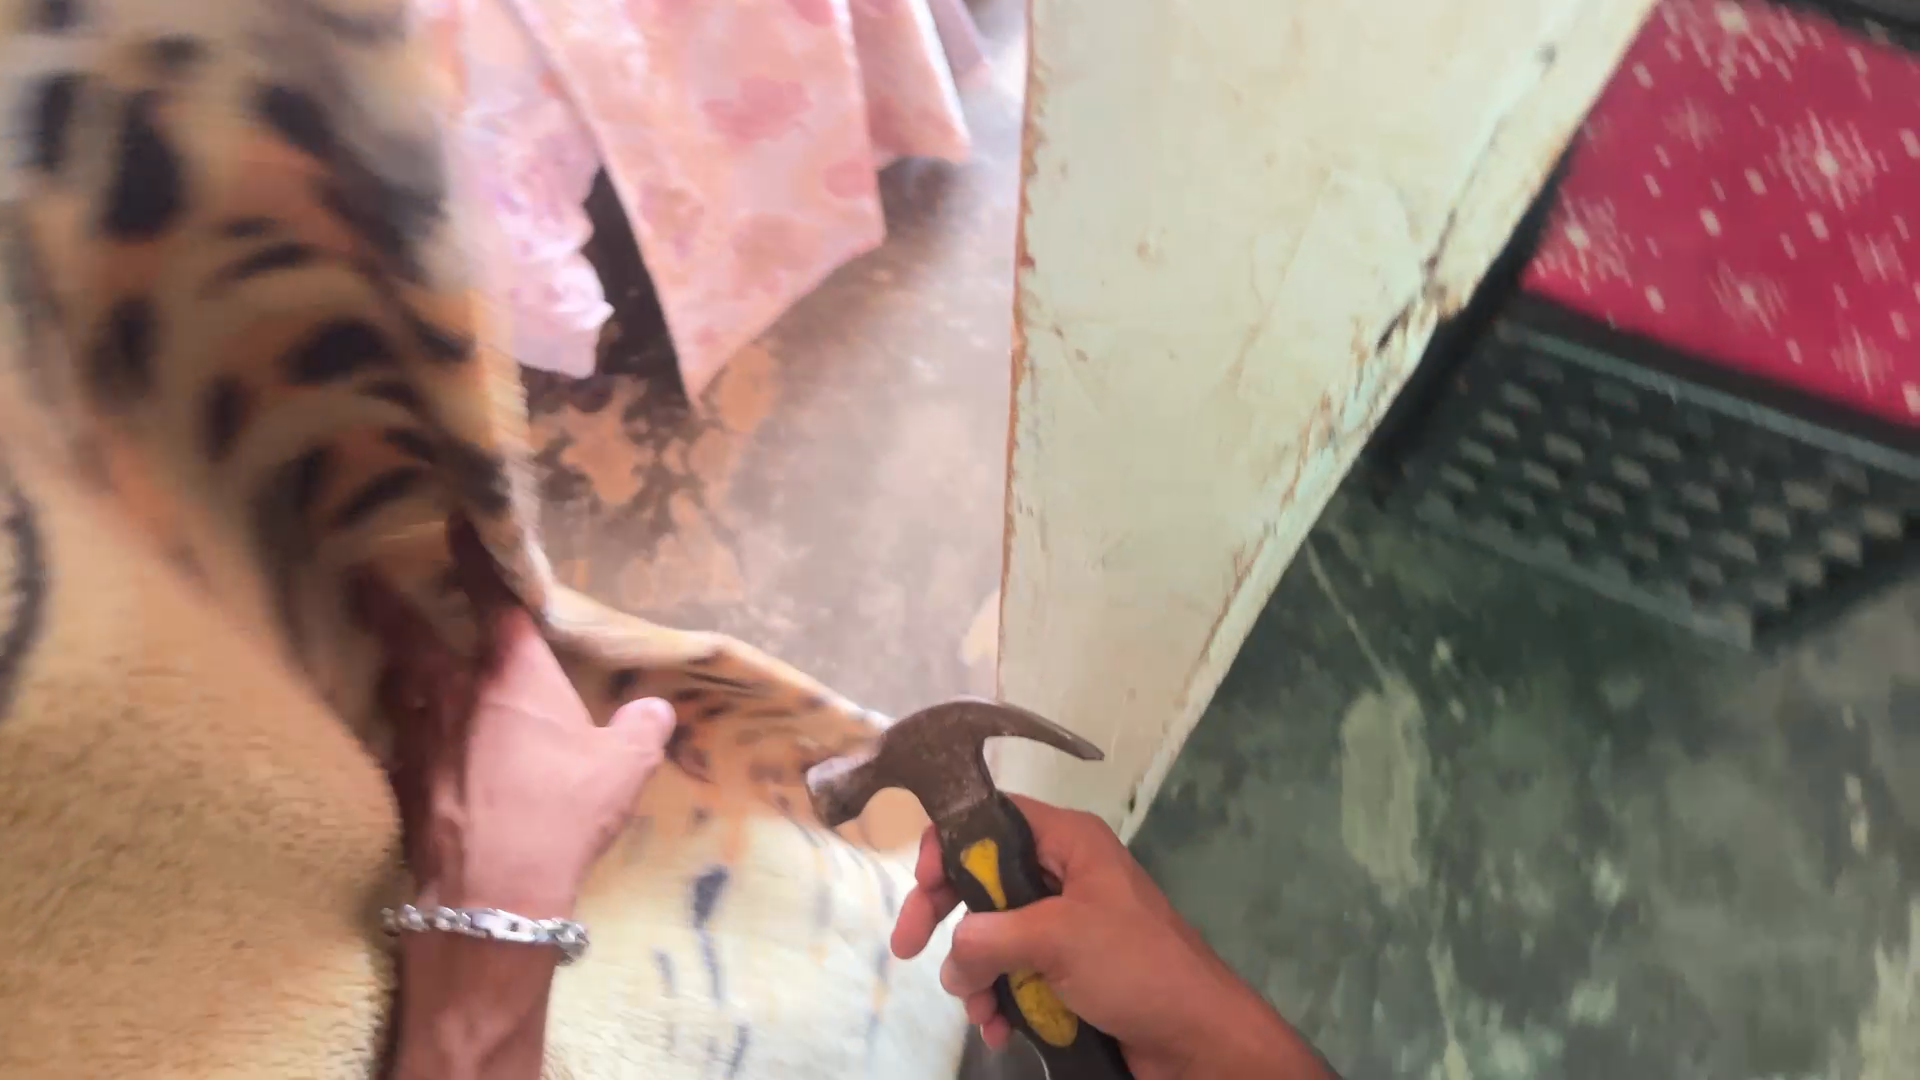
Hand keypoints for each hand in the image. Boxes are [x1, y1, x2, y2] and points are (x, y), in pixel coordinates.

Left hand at [357, 518, 676, 919]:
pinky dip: (404, 731)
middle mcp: (458, 697)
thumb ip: (642, 727)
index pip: (495, 603)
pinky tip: (412, 745)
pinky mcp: (404, 786)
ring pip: (398, 690)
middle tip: (364, 581)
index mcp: (515, 679)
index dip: (476, 559)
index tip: (455, 523)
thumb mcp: (626, 765)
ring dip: (397, 670)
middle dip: (390, 607)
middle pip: (413, 639)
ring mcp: (422, 742)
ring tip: (396, 664)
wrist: (495, 895)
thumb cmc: (565, 810)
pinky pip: (399, 743)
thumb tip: (652, 709)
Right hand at [891, 796, 1336, 1079]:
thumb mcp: (1060, 938)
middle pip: (984, 877)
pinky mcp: (1065, 966)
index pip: (993, 818)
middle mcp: (1060, 872)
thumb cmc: (1136, 965)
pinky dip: (998, 996)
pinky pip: (1012, 969)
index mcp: (1066, 840)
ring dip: (975, 971)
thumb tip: (953, 958)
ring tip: (979, 1010)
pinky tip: (998, 1027)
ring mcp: (1062, 921)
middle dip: (947, 915)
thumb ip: (993, 936)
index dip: (952, 842)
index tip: (924, 883)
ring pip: (992, 931)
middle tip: (908, 946)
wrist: (1200, 1040)